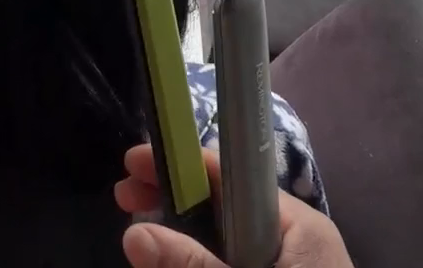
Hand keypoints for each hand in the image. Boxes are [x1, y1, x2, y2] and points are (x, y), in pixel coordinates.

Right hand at [114, 144, 352, 267]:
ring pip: (223, 236)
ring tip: (140, 238)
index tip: (133, 165)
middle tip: (124, 198)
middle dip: (172, 197)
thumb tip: (132, 233)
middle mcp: (295, 239)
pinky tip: (170, 264)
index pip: (232, 173)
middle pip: (223, 201)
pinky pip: (232, 263)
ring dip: (180, 232)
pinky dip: (200, 261)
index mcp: (298, 226)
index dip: (181, 164)